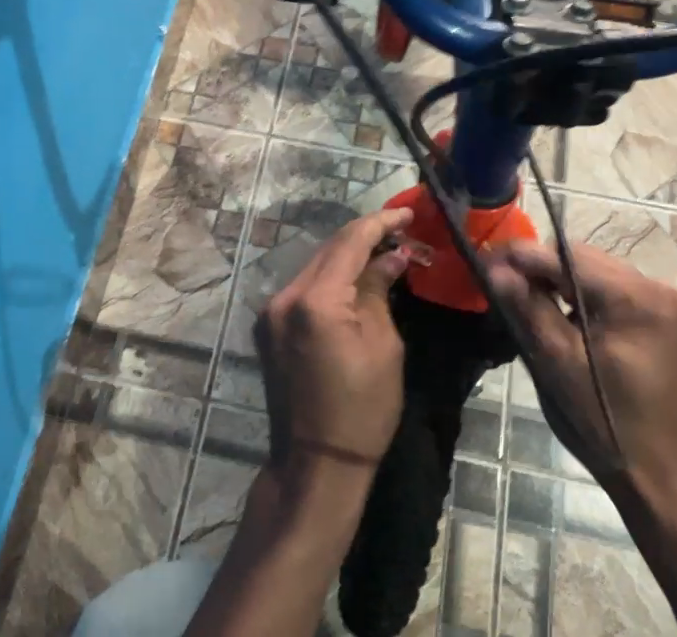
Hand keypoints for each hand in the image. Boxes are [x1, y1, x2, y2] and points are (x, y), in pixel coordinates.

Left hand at [253, 208, 413, 475]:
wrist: (316, 462)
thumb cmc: (362, 409)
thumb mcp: (383, 345)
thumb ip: (379, 291)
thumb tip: (392, 257)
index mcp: (315, 300)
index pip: (350, 242)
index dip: (381, 223)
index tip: (408, 213)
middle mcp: (284, 297)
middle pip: (328, 250)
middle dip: (365, 237)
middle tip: (401, 231)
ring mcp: (270, 313)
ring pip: (314, 267)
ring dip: (347, 257)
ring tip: (384, 252)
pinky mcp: (268, 328)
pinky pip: (303, 290)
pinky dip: (330, 280)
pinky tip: (355, 280)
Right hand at [484, 240, 676, 487]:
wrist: (654, 472)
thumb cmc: (602, 421)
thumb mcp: (556, 363)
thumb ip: (527, 308)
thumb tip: (494, 267)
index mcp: (636, 299)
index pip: (567, 259)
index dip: (521, 257)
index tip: (483, 260)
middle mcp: (658, 288)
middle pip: (583, 259)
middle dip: (541, 269)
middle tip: (503, 287)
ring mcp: (666, 301)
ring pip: (596, 271)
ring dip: (560, 281)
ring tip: (530, 304)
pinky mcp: (664, 316)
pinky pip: (612, 289)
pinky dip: (583, 296)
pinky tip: (564, 317)